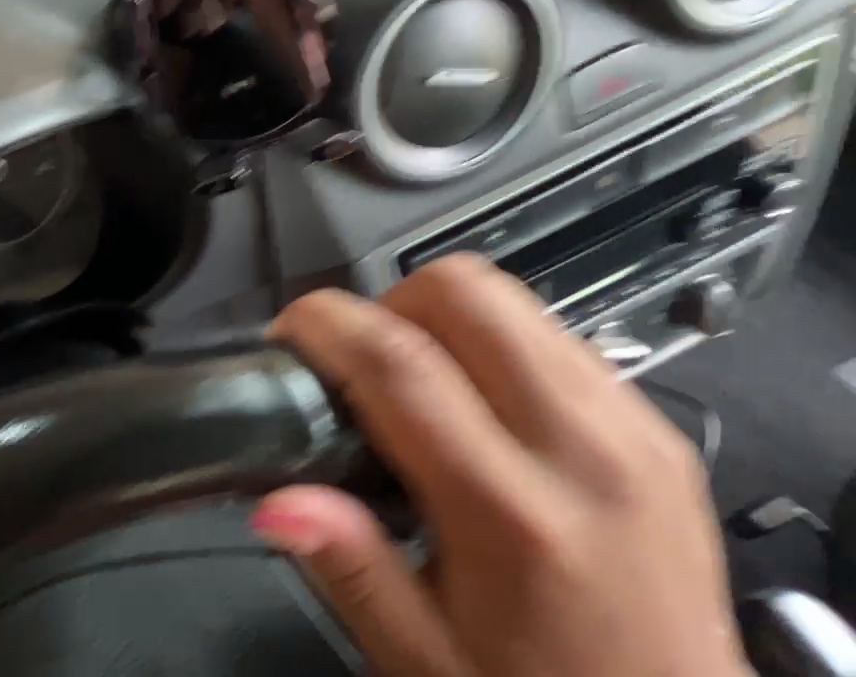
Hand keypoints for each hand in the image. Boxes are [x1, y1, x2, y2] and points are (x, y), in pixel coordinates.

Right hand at [255, 255, 749, 676]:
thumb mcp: (420, 653)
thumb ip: (348, 567)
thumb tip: (276, 501)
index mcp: (516, 516)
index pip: (402, 363)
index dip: (326, 323)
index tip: (287, 334)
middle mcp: (587, 454)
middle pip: (466, 293)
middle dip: (386, 302)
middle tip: (354, 360)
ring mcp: (634, 433)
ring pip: (510, 297)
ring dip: (436, 317)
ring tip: (406, 380)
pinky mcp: (657, 429)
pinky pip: (550, 334)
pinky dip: (488, 340)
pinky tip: (469, 399)